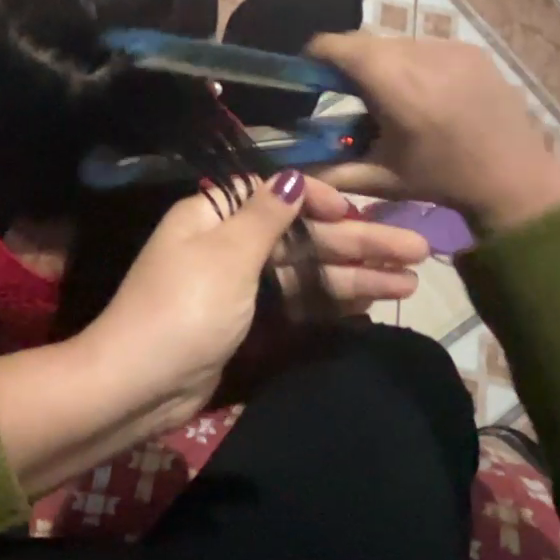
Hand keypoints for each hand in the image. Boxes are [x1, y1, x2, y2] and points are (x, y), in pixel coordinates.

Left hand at [0, 170, 429, 496]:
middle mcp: (224, 244)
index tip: (360, 212)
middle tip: (419, 251)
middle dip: (355, 242)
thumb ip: (264, 215)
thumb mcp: (226, 254)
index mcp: (210, 215)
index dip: (319, 199)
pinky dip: (328, 302)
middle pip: (298, 235)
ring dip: (352, 274)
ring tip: (410, 283)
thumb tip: (292, 176)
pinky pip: (293, 303)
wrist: (141, 382)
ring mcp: (235, 286)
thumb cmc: (184, 308)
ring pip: (302, 272)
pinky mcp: (243, 322)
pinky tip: (370, 304)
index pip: (273, 194)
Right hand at [306, 32, 559, 232]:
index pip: (338, 46)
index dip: (314, 56)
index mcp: (397, 86)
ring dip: (379, 62)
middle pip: (365, 42)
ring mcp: (451, 49)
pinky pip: (423, 46)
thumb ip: (327, 170)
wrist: (517, 181)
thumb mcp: (379, 179)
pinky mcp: (471, 50)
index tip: (306, 77)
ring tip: (383, 98)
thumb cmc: (442, 182)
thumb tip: (285, 170)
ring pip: (394, 43)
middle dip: (346, 63)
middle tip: (341, 95)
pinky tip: (418, 95)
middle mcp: (423, 56)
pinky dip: (409, 64)